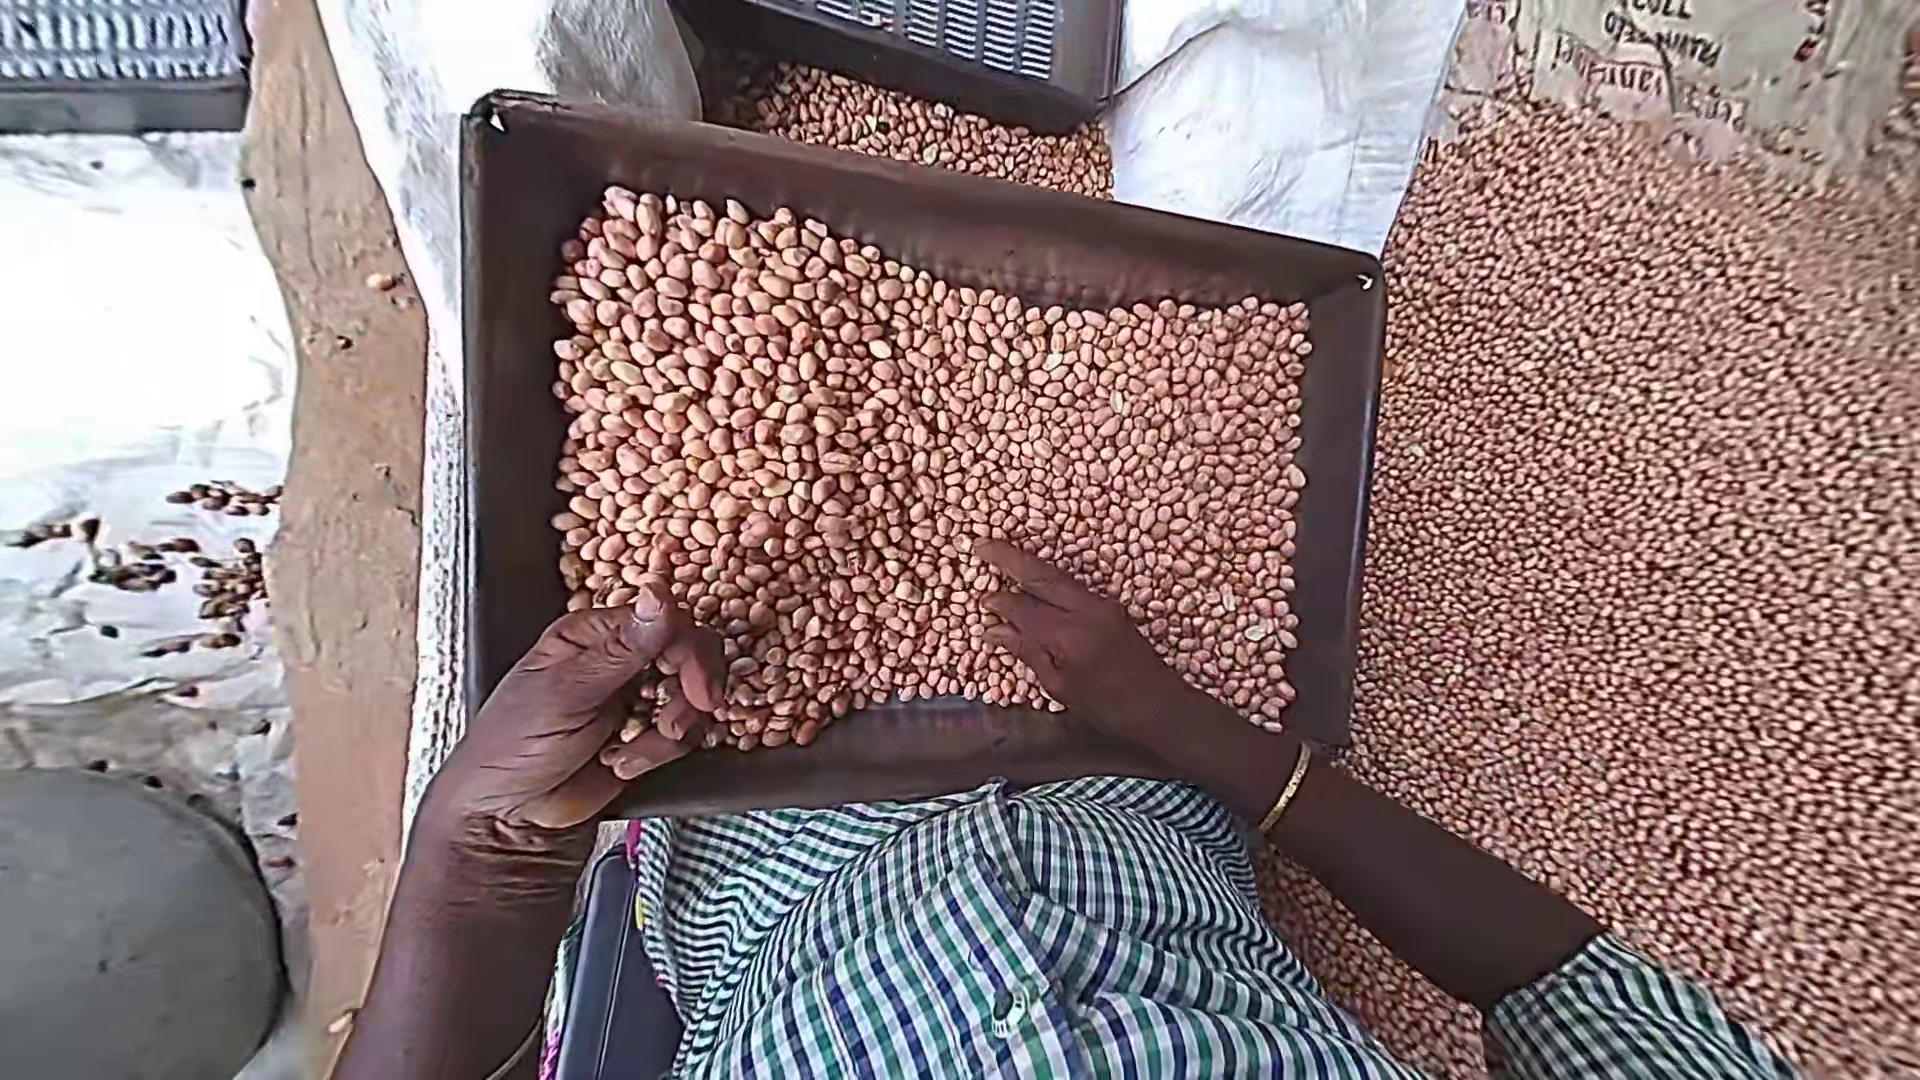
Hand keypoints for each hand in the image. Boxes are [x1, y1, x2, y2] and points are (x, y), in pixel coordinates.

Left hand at [417, 579, 724, 857]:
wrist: (508, 821)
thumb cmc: (513, 749)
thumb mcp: (566, 693)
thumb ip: (622, 647)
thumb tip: (659, 594)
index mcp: (598, 633)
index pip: (667, 623)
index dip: (690, 653)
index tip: (698, 688)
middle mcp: (625, 655)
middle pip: (692, 654)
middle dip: (689, 693)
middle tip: (673, 725)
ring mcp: (641, 692)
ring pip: (696, 692)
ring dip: (675, 727)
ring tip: (636, 751)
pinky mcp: (652, 727)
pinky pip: (688, 728)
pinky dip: (664, 750)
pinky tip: (626, 761)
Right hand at [976, 540, 1199, 749]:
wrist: (1160, 705)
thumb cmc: (1106, 706)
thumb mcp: (1059, 686)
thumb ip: (1027, 652)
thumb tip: (994, 631)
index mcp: (1068, 636)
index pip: (1024, 608)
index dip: (1000, 603)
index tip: (981, 600)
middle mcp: (1086, 610)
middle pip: (1041, 576)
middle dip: (1009, 557)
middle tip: (981, 544)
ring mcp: (1101, 604)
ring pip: (1057, 575)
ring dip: (1028, 564)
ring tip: (1003, 553)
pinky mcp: (1110, 606)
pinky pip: (1072, 586)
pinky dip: (1048, 580)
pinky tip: (1035, 580)